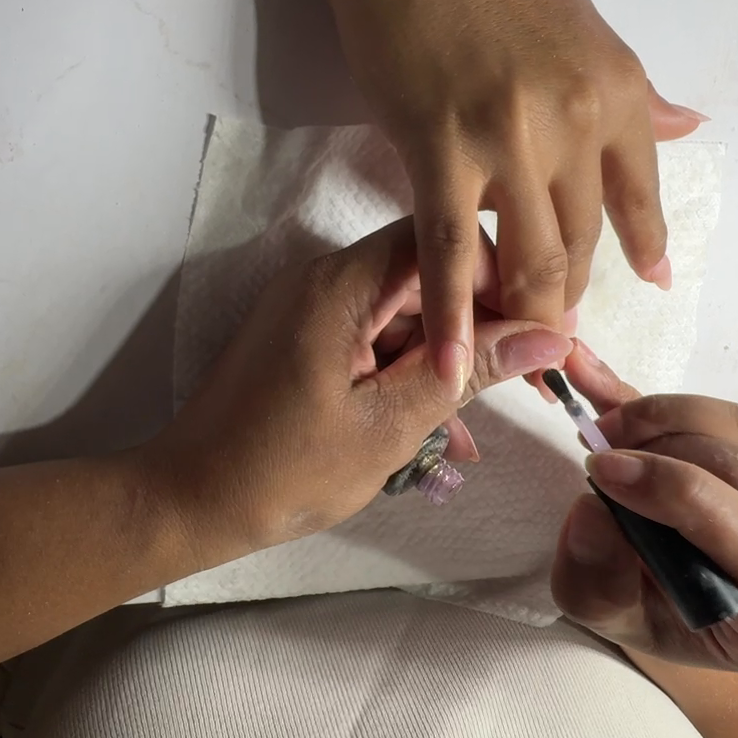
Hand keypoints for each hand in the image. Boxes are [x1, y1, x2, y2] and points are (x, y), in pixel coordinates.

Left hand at [146, 218, 570, 553]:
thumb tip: (544, 337)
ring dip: (445, 358)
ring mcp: (309, 309)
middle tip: (532, 377)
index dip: (497, 276)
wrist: (193, 498)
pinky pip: (372, 338)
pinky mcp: (303, 338)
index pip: (437, 240)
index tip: (542, 329)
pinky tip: (441, 428)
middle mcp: (321, 281)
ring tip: (485, 419)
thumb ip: (465, 372)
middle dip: (478, 325)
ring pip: (401, 312)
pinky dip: (406, 371)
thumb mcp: (388, 426)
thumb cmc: (284, 470)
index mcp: (337, 287)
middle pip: (422, 274)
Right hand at [323, 0, 704, 387]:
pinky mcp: (439, 153)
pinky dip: (452, 316)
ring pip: (525, 256)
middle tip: (548, 334)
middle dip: (566, 298)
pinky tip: (452, 365)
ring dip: (520, 314)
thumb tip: (684, 127)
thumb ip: (629, 93)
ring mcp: (508, 141)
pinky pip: (449, 249)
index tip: (637, 291)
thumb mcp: (583, 28)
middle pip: (578, 243)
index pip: (636, 199)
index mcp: (614, 91)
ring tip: (510, 351)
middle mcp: (574, 123)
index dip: (638, 253)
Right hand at [549, 343, 737, 677]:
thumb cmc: (640, 614)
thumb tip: (594, 509)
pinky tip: (624, 410)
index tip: (602, 469)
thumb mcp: (596, 611)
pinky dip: (678, 407)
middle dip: (682, 448)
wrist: (666, 602)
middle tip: (602, 441)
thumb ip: (594, 576)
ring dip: (678, 418)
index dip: (684, 496)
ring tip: (611, 427)